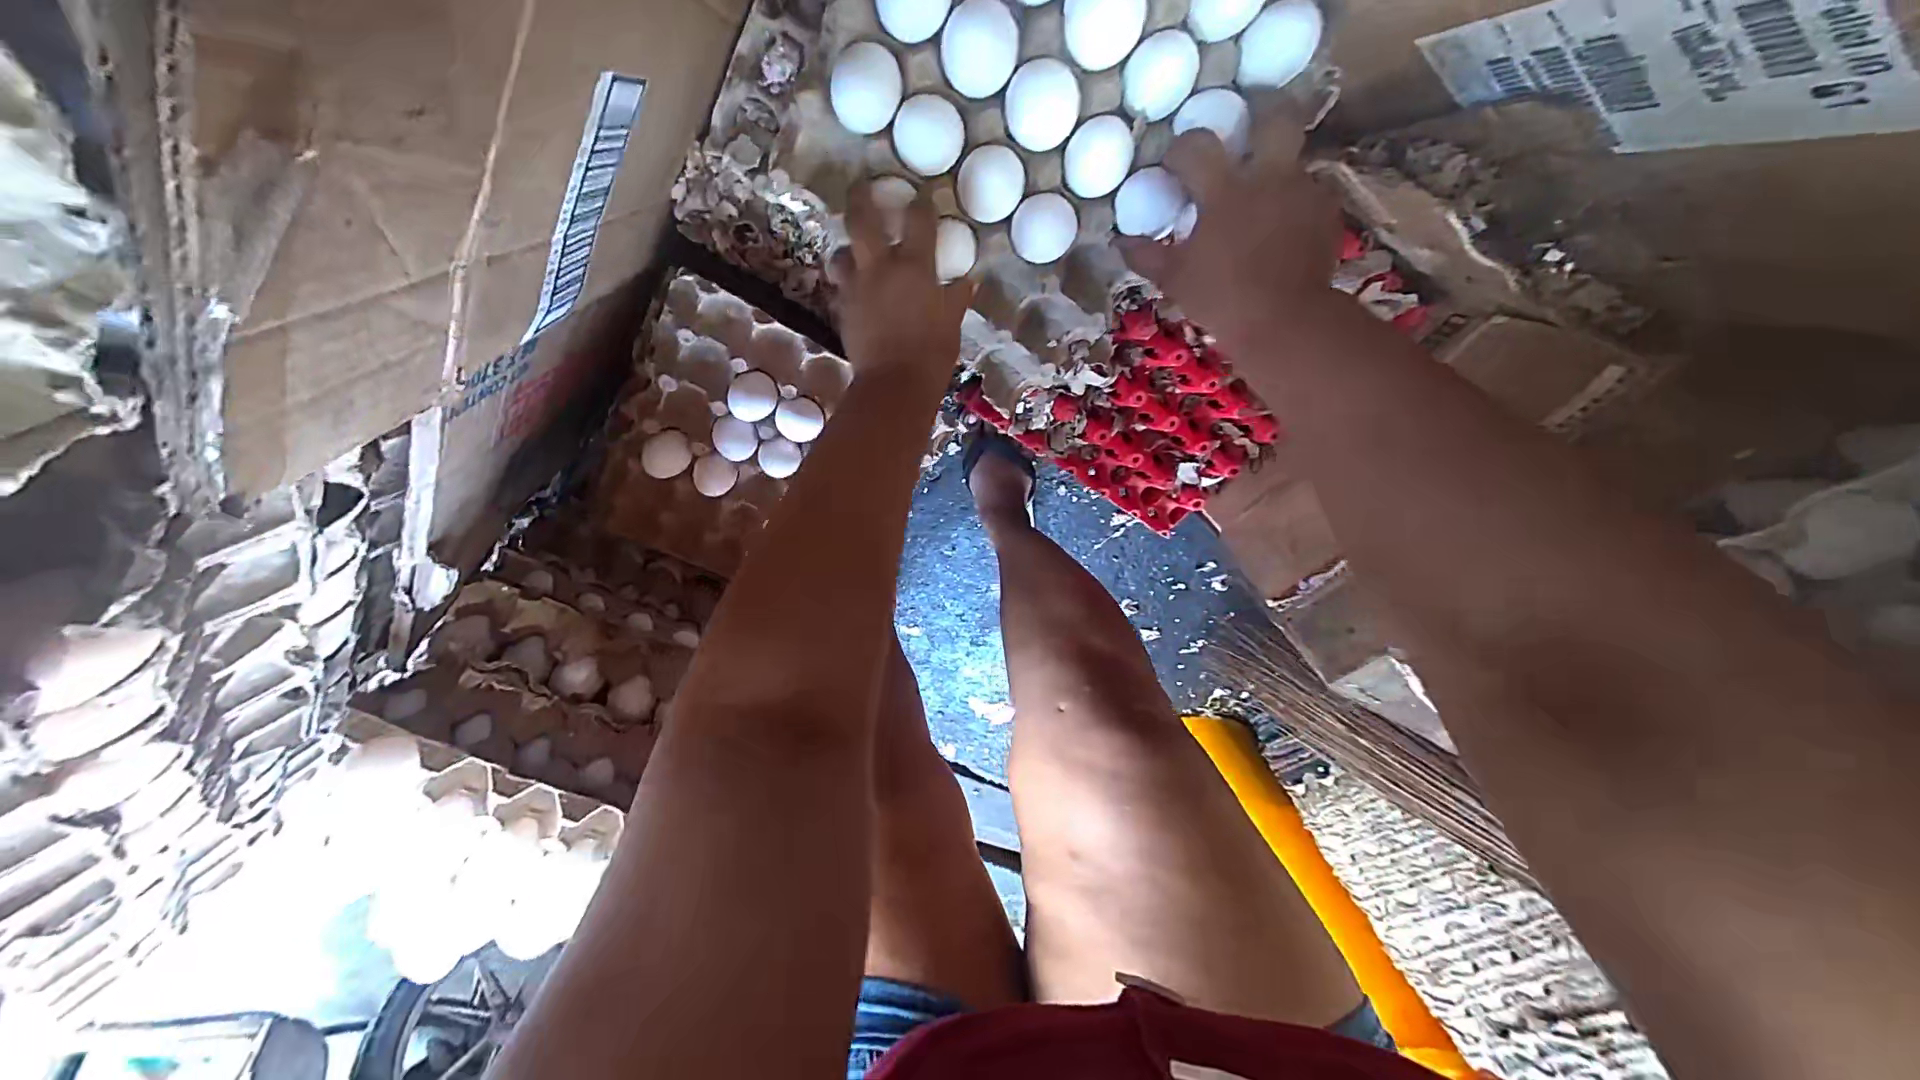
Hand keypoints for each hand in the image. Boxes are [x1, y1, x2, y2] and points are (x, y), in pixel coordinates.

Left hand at [830, 183, 972, 384]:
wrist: (894, 383)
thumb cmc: (931, 354)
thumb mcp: (951, 324)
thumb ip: (956, 299)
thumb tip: (969, 282)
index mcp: (915, 266)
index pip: (918, 219)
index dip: (922, 202)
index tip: (922, 193)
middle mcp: (881, 267)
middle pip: (863, 218)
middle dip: (861, 197)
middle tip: (862, 186)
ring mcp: (857, 286)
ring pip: (843, 252)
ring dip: (850, 249)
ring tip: (856, 252)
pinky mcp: (842, 308)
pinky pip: (841, 285)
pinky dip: (848, 282)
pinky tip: (856, 288)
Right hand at [1114, 123, 1342, 350]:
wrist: (1285, 321)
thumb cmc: (1221, 299)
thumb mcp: (1175, 279)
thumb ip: (1147, 255)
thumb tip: (1121, 242)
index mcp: (1225, 190)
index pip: (1197, 146)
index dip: (1181, 148)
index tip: (1173, 163)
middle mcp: (1268, 176)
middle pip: (1273, 115)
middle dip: (1259, 105)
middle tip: (1245, 115)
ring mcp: (1302, 189)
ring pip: (1292, 155)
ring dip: (1275, 163)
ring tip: (1261, 188)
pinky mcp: (1325, 210)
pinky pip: (1307, 191)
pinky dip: (1291, 199)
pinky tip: (1281, 222)